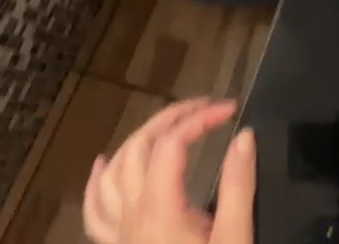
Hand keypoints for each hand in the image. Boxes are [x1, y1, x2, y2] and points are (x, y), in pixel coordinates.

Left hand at [84, 98, 256, 243]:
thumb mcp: (234, 239)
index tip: (231, 109)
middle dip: (171, 118)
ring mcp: (118, 237)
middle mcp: (132, 219)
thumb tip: (243, 135)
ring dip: (139, 140)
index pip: (172, 144)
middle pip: (138, 148)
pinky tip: (102, 164)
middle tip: (206, 108)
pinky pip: (95, 212)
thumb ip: (238, 185)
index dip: (200, 118)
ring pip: (113, 174)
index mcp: (160, 212)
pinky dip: (98, 182)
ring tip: (167, 124)